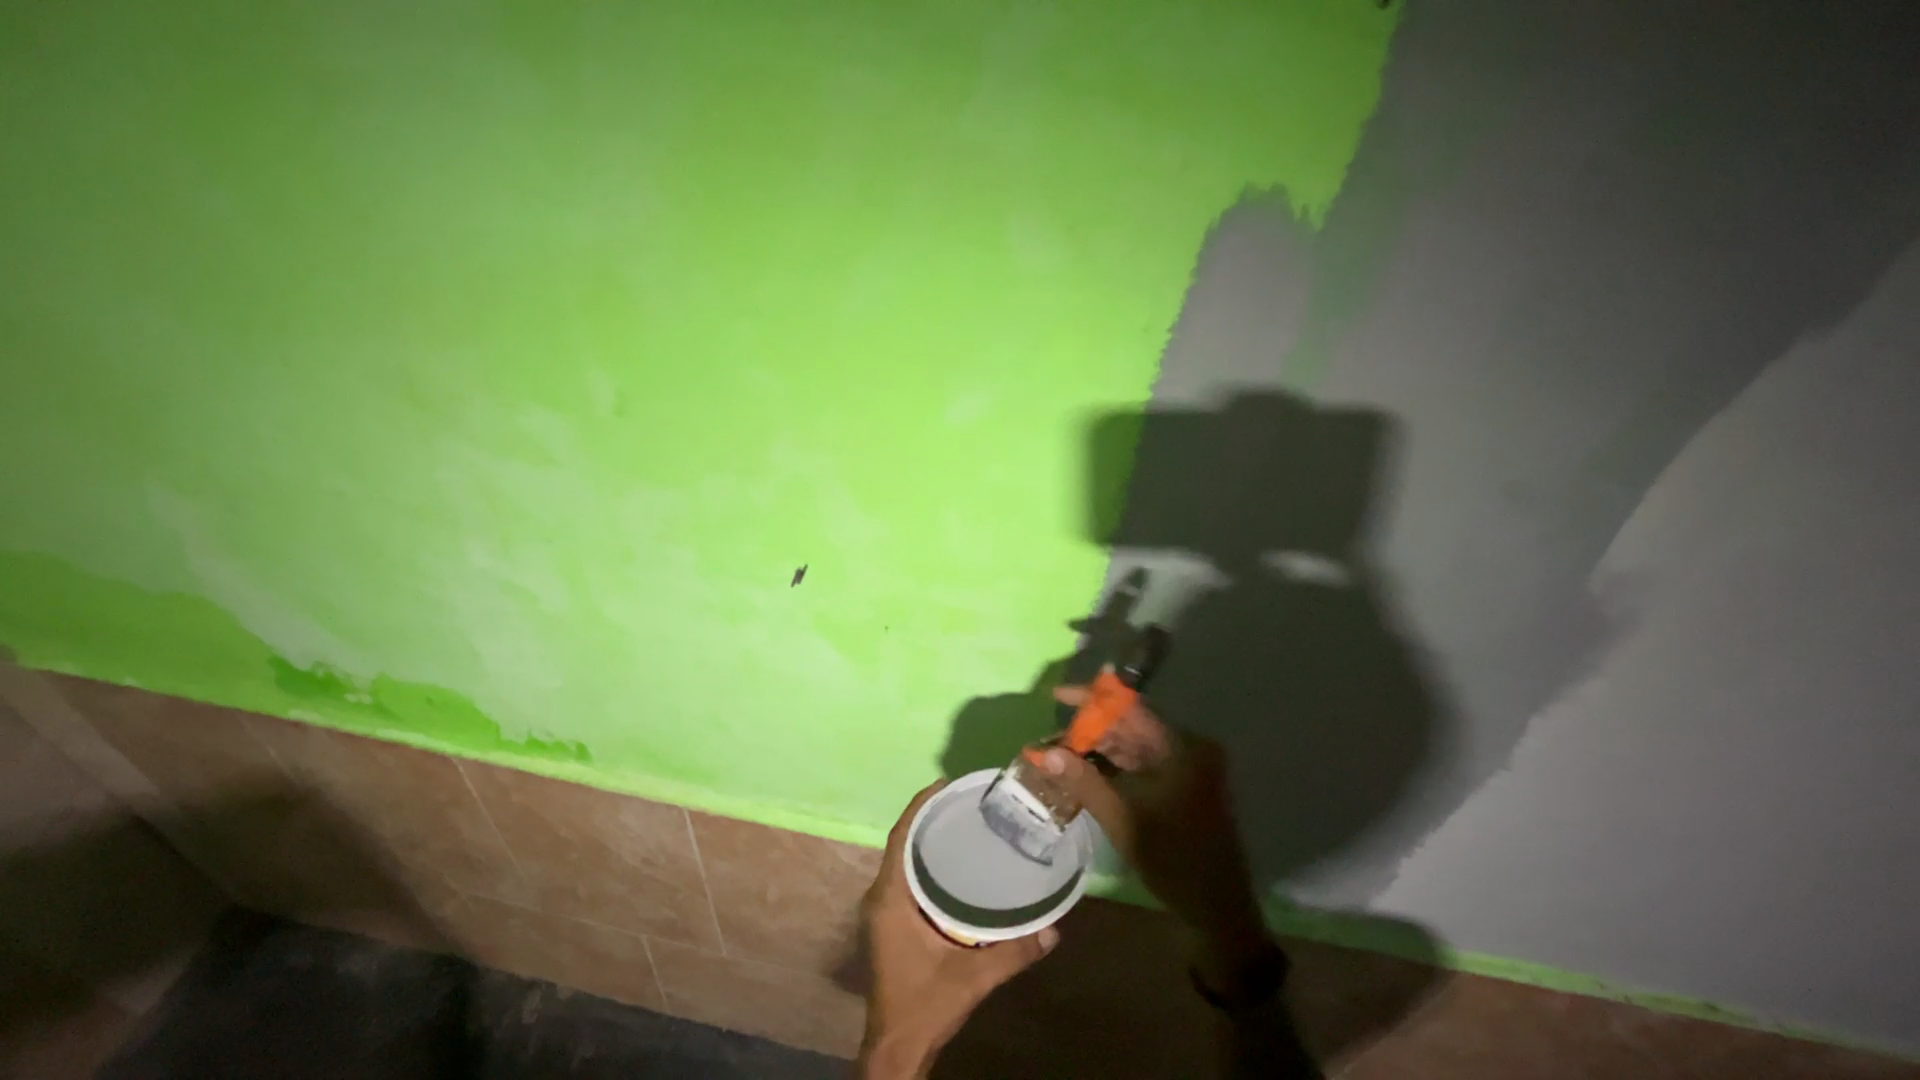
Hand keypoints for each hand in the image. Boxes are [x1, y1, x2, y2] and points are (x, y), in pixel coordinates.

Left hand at [859, 780, 1059, 1079]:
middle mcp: (881, 897)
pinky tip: (959, 866)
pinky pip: (908, 879)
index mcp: (889, 898)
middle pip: (903, 843)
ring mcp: (885, 912)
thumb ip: (1014, 952)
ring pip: (904, 861)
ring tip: (968, 823)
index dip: (920, 805)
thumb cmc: (925, 1006)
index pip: (900, 836)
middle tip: (969, 800)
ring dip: (929, 841)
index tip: (947, 782)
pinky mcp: (892, 924)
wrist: (898, 1049)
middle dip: (931, 817)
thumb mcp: (973, 978)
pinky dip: (929, 864)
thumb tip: (1055, 927)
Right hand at [1043, 687, 1270, 969]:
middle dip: (1089, 729)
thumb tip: (1045, 752)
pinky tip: (1086, 772)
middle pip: (1131, 725)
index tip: (1058, 696)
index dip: (1092, 699)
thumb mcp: (1122, 820)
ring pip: (1135, 746)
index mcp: (1180, 748)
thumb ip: (1084, 782)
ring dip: (1100, 749)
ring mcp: (1189, 767)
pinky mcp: (1185, 785)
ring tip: (1061, 755)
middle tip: (1052, 738)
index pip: (1129, 708)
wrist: (1218, 906)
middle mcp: (1188, 748)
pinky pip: (1145, 764)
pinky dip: (1116, 766)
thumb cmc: (1173, 861)